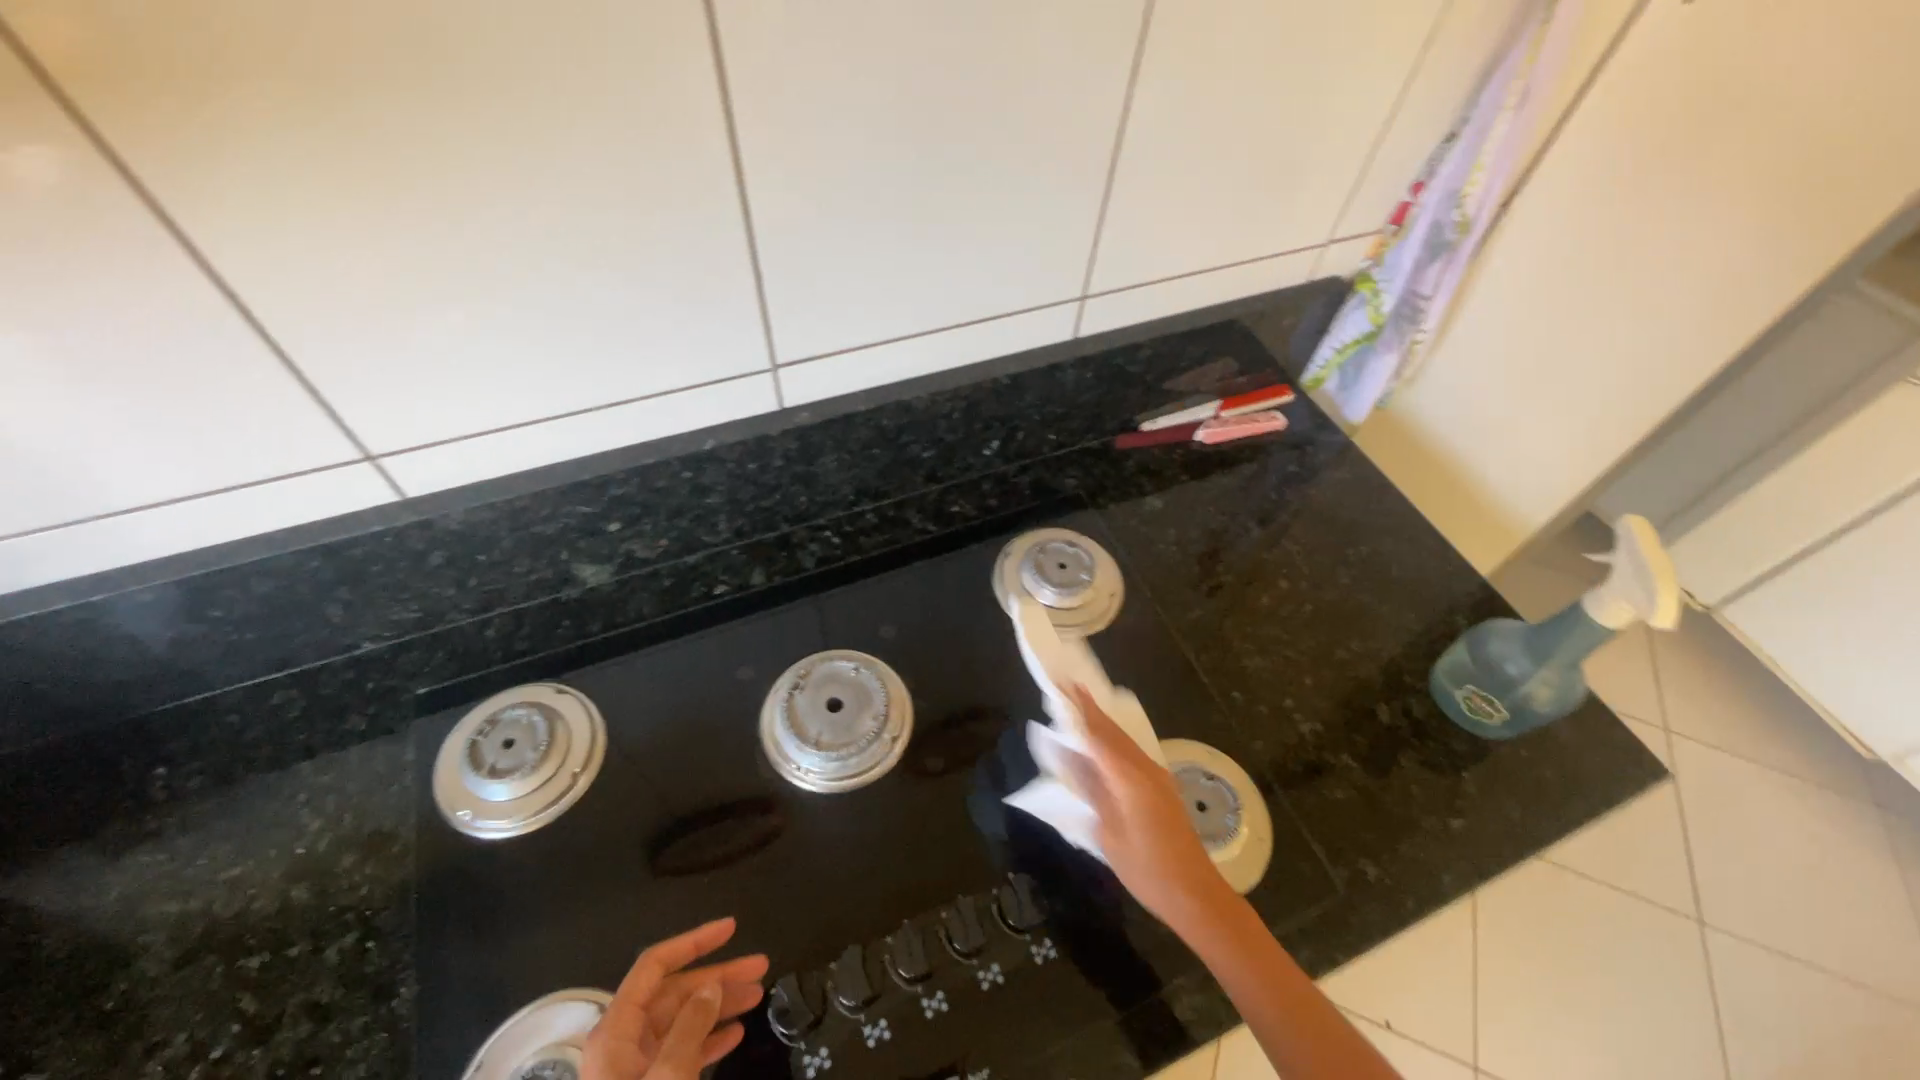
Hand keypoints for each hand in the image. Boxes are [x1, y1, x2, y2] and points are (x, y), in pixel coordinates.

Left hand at [581, 917, 769, 1079]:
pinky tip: (735, 1035)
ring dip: (718, 1006)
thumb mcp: (668, 1079)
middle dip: (717, 976)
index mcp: (616, 1030)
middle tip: (762, 967)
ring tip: (758, 996)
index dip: (693, 943)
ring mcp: (634, 1068)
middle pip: (673, 993)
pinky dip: (708, 1038)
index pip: (654, 967)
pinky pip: (680, 1051)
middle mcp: (622, 1041)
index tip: (733, 928)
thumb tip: (710, 987)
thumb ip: (690, 1029)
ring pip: (680, 1021)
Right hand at [1059, 686, 1238, 932]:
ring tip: (1076, 714)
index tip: (1063, 684)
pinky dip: (1111, 747)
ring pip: (1124, 744)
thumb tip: (1070, 759)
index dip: (1080, 709)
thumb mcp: (1108, 833)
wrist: (1195, 895)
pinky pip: (1131, 757)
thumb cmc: (1147, 869)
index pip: (1099, 735)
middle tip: (1065, 691)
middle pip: (1113, 733)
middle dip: (1089, 711)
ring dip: (1101, 728)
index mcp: (1130, 778)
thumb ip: (1090, 792)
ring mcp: (1157, 779)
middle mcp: (1146, 770)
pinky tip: (1099, 752)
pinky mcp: (1161, 790)